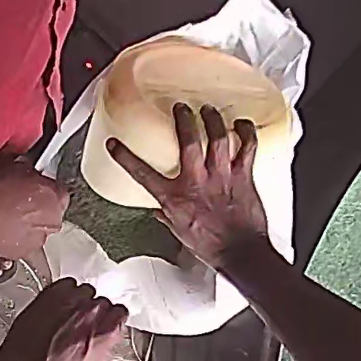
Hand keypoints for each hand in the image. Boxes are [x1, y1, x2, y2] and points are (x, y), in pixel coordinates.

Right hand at [0, 166, 68, 257]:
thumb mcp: (15, 166)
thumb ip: (27, 172)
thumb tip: (22, 170)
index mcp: (56, 199)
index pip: (57, 193)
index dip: (43, 189)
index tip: (32, 186)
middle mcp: (51, 224)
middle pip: (48, 216)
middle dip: (36, 210)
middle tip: (17, 201)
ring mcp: (35, 241)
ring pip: (33, 232)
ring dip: (23, 225)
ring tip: (2, 214)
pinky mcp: (17, 254)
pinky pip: (17, 244)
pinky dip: (10, 238)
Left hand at [0, 278, 127, 360]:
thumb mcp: (91, 360)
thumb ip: (105, 340)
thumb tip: (108, 333)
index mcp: (108, 330)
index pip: (121, 312)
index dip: (110, 317)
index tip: (104, 320)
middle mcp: (95, 311)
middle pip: (102, 300)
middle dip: (92, 310)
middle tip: (79, 320)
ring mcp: (75, 298)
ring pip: (85, 290)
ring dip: (77, 299)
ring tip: (65, 314)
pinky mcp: (56, 290)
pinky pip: (67, 283)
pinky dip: (63, 291)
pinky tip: (56, 306)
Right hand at [107, 103, 270, 270]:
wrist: (239, 252)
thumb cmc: (210, 245)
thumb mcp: (179, 231)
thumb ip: (168, 215)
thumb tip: (160, 211)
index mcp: (174, 198)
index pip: (142, 174)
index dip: (125, 157)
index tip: (113, 144)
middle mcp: (196, 182)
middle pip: (188, 141)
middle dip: (184, 119)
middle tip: (181, 108)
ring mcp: (221, 176)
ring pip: (218, 137)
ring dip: (213, 120)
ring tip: (208, 111)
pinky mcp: (243, 175)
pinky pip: (247, 146)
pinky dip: (246, 132)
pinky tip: (242, 124)